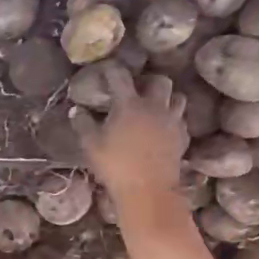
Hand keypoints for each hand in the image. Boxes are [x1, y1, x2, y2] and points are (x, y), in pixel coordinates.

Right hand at [72, 64, 188, 208]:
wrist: (148, 191)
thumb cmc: (115, 166)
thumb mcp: (91, 146)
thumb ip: (83, 124)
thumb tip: (76, 110)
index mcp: (129, 104)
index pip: (120, 76)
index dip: (111, 69)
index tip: (105, 68)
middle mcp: (155, 106)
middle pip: (160, 80)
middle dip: (148, 80)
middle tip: (137, 89)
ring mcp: (172, 121)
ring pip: (177, 97)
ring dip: (166, 98)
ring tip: (154, 106)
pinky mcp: (182, 137)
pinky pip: (180, 120)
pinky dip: (172, 119)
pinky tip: (162, 128)